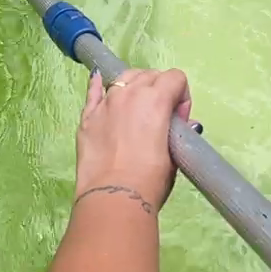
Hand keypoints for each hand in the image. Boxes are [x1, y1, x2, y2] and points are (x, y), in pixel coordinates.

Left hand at [73, 68, 192, 211]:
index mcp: (155, 100)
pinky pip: (94, 90)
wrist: (113, 197)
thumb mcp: (174, 155)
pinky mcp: (87, 115)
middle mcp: (130, 93)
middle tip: (161, 114)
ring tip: (136, 107)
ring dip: (134, 86)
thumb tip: (183, 120)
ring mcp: (106, 102)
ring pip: (124, 78)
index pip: (175, 77)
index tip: (179, 117)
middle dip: (159, 88)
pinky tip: (99, 81)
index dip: (181, 95)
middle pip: (149, 74)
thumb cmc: (150, 180)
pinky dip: (99, 84)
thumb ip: (178, 131)